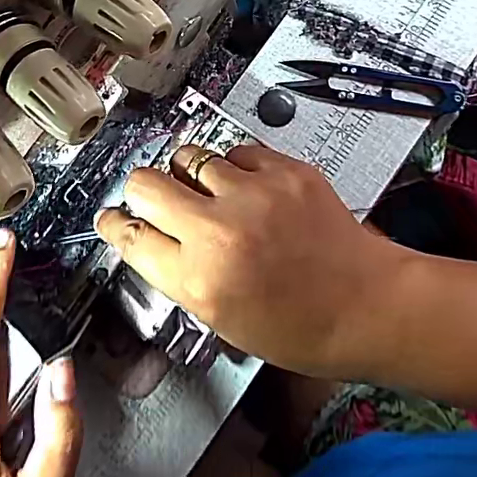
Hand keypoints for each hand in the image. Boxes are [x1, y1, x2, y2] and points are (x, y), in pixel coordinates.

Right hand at [95, 144, 410, 377]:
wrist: (364, 304)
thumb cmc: (301, 325)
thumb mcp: (222, 318)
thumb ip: (181, 274)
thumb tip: (150, 239)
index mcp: (199, 280)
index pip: (129, 236)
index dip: (113, 223)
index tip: (111, 216)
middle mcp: (220, 232)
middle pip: (145, 184)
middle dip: (141, 188)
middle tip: (151, 193)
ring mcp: (253, 195)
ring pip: (190, 157)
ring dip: (191, 173)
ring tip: (208, 189)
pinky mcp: (284, 171)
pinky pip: (236, 150)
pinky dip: (235, 166)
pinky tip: (247, 185)